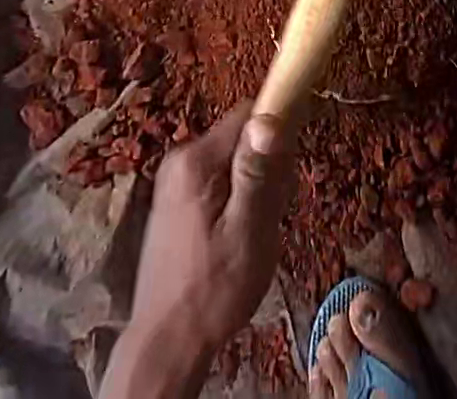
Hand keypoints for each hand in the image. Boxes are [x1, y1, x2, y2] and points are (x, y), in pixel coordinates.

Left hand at [101, 105, 296, 398]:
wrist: (167, 343)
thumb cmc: (214, 289)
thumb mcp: (247, 230)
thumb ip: (258, 171)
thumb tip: (270, 116)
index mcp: (195, 161)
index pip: (250, 113)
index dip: (279, 131)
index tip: (289, 170)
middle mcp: (181, 160)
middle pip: (245, 136)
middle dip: (269, 167)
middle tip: (271, 211)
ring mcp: (177, 180)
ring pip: (238, 159)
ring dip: (258, 186)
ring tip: (256, 229)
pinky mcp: (179, 199)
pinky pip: (224, 178)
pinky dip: (242, 198)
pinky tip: (241, 234)